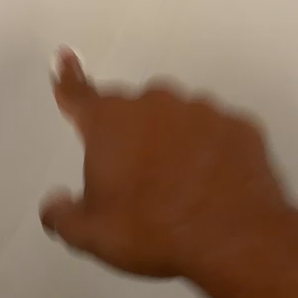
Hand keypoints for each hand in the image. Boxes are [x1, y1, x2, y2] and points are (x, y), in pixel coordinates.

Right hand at [40, 49, 295, 283]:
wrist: (235, 241)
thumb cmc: (154, 230)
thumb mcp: (90, 235)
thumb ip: (61, 215)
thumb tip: (57, 204)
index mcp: (109, 124)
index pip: (78, 94)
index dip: (67, 77)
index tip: (64, 57)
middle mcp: (153, 106)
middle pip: (130, 113)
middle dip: (128, 139)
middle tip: (135, 183)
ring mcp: (201, 112)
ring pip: (175, 119)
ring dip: (170, 143)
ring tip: (175, 190)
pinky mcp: (240, 127)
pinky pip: (214, 133)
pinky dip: (208, 152)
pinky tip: (209, 186)